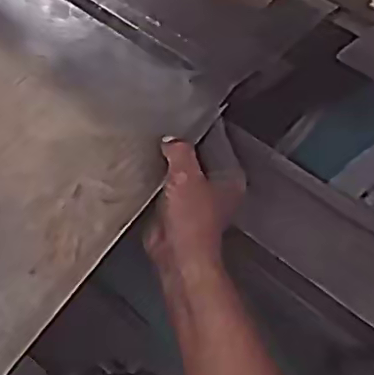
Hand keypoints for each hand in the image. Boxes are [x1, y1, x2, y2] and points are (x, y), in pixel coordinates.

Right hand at [145, 137, 244, 282]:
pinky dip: (155, 183)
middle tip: (161, 132)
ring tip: (151, 151)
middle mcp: (215, 190)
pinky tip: (144, 174)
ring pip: (179, 174)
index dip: (199, 132)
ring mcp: (195, 201)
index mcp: (229, 179)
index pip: (216, 145)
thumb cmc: (192, 222)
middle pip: (196, 159)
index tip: (182, 120)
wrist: (177, 255)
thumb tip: (170, 140)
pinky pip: (164, 189)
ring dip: (166, 167)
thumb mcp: (186, 175)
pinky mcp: (175, 211)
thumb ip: (180, 151)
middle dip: (179, 150)